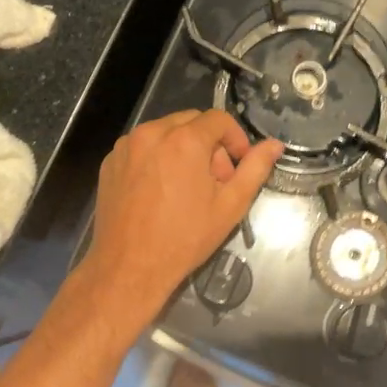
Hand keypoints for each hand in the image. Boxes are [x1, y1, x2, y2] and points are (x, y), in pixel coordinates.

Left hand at [80, 110, 282, 309]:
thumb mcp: (230, 205)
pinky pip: (142, 147)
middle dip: (209, 144)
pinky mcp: (111, 162)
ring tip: (187, 187)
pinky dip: (158, 158)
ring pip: (165, 132)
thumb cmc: (185, 238)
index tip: (238, 165)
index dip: (236, 138)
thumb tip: (275, 145)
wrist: (130, 267)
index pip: (219, 119)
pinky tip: (161, 191)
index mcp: (184, 140)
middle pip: (191, 122)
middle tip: (215, 181)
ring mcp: (126, 147)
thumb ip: (255, 169)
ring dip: (183, 149)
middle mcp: (152, 133)